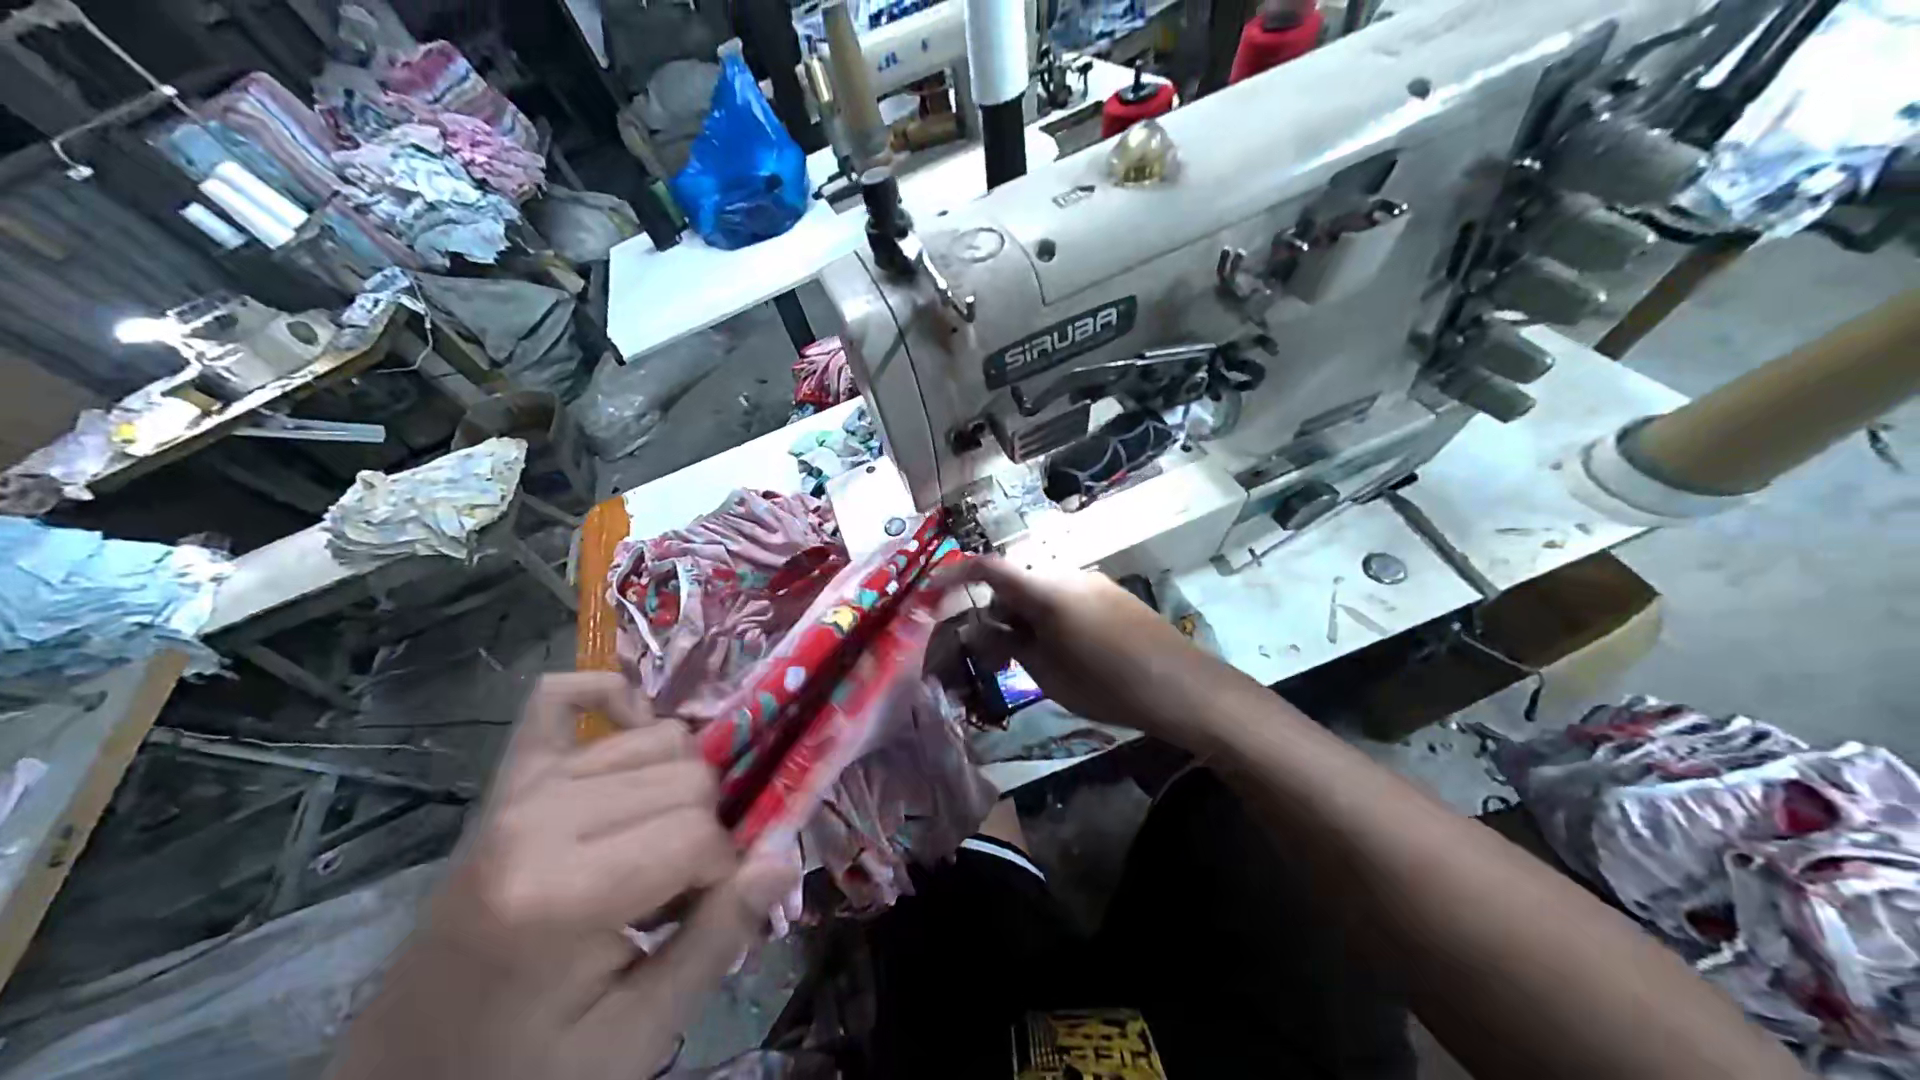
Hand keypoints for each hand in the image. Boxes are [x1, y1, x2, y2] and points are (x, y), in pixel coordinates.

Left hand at [332, 673, 797, 1079]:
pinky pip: (561, 695)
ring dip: (680, 786)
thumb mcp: (635, 1034)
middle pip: (687, 777)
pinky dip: (612, 696)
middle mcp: (537, 818)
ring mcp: (519, 788)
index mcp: (559, 893)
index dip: (722, 878)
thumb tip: (784, 857)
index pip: (698, 834)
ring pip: (659, 739)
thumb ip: (716, 939)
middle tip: (678, 892)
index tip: (701, 919)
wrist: (413, 1071)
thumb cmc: (529, 1065)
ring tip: (655, 845)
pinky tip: (637, 733)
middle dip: (705, 832)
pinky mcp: (507, 779)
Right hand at [945, 559, 1243, 749]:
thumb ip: (1007, 644)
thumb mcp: (1046, 672)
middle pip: (1015, 583)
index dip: (955, 575)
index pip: (988, 568)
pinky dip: (1048, 618)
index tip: (932, 592)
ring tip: (1026, 659)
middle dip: (994, 613)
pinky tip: (1060, 650)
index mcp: (1045, 591)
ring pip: (1040, 592)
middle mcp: (1067, 575)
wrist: (1183, 687)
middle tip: (992, 656)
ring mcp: (1093, 583)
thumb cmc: (1106, 685)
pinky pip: (1065, 598)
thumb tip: (976, 628)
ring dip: (1022, 618)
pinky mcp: (1112, 595)